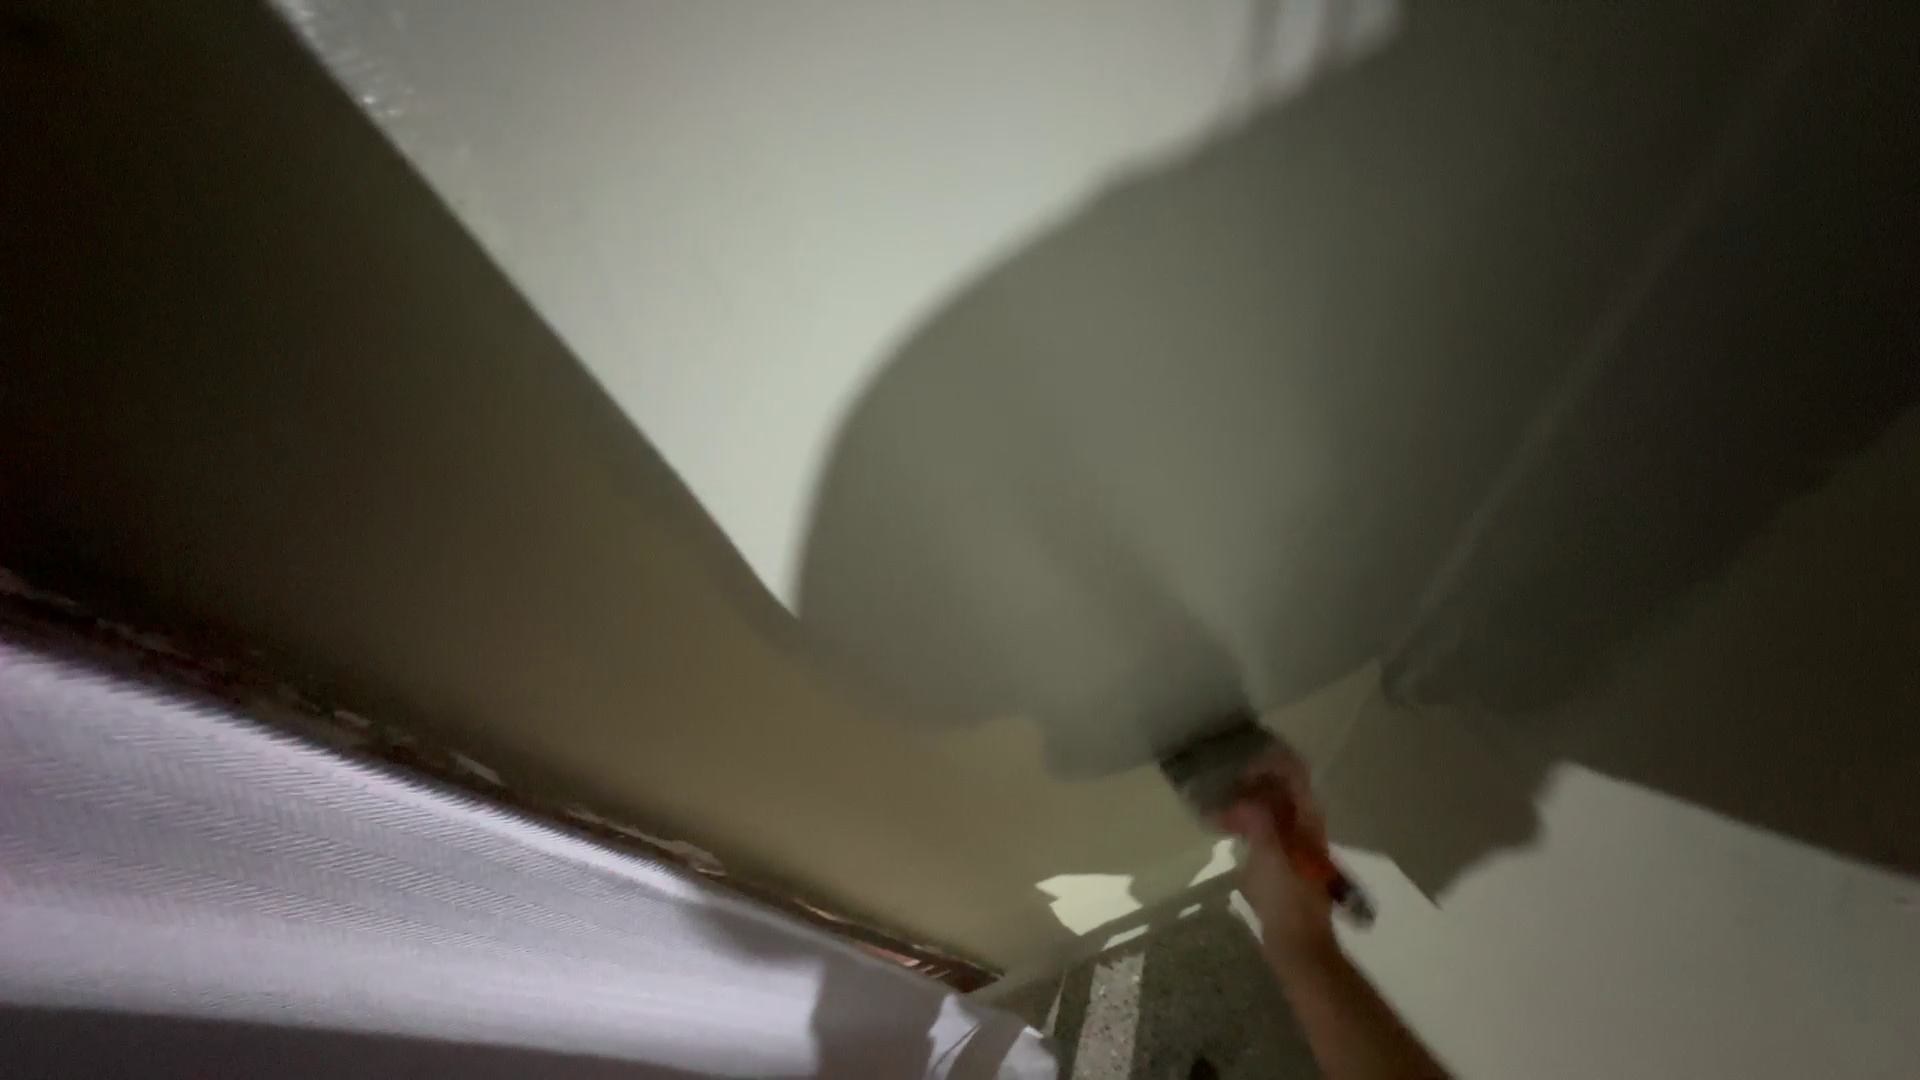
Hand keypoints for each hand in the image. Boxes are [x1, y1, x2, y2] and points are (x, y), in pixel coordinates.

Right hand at [1215, 749, 1338, 967]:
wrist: (1298, 944)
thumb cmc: (1287, 900)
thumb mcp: (1269, 855)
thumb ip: (1257, 819)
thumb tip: (1241, 797)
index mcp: (1307, 817)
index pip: (1292, 770)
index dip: (1267, 759)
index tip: (1236, 764)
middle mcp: (1303, 821)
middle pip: (1278, 783)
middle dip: (1248, 776)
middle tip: (1217, 779)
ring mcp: (1293, 839)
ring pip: (1267, 802)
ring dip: (1241, 795)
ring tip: (1211, 798)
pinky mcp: (1280, 855)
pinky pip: (1259, 821)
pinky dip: (1240, 815)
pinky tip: (1218, 822)